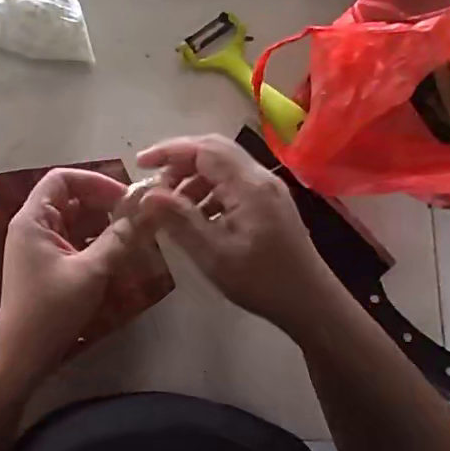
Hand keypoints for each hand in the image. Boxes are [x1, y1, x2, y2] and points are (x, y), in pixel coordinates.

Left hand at [0, 168, 141, 378]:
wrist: (21, 356)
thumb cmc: (50, 311)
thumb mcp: (91, 272)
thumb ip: (122, 237)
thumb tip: (151, 208)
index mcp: (33, 219)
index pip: (63, 178)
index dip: (96, 181)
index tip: (127, 197)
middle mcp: (31, 227)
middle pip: (70, 197)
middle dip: (104, 201)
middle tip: (137, 216)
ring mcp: (37, 247)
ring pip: (74, 220)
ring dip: (102, 222)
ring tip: (134, 233)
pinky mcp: (46, 266)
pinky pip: (73, 241)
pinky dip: (95, 241)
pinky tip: (117, 252)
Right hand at [134, 134, 334, 331]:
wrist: (310, 301)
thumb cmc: (260, 281)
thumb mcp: (213, 254)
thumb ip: (179, 220)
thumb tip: (147, 195)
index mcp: (248, 185)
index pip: (204, 149)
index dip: (169, 151)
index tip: (139, 164)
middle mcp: (260, 178)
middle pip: (214, 150)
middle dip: (179, 161)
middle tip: (152, 182)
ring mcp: (268, 190)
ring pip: (224, 167)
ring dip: (193, 178)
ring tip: (170, 205)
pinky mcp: (270, 204)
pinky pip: (233, 184)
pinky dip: (208, 191)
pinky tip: (196, 217)